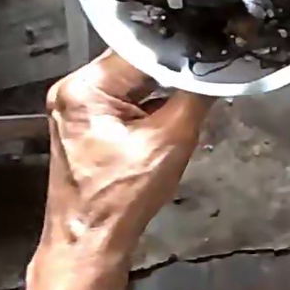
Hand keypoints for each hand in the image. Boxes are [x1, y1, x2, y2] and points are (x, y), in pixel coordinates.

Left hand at [40, 51, 212, 254]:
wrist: (94, 239)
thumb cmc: (120, 198)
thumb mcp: (172, 138)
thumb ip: (196, 96)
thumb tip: (215, 69)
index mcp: (84, 88)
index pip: (141, 50)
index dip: (178, 52)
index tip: (207, 54)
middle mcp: (74, 91)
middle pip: (136, 64)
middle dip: (171, 75)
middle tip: (200, 85)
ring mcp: (79, 108)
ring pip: (134, 82)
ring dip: (161, 93)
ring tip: (178, 114)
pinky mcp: (89, 123)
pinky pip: (127, 100)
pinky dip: (150, 108)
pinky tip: (165, 125)